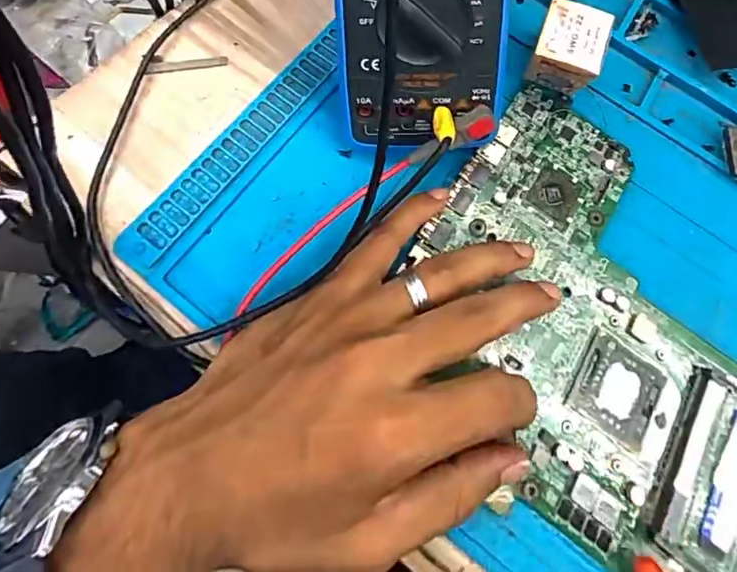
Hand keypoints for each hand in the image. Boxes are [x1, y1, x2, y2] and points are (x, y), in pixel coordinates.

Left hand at [52, 190, 557, 570]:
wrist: (187, 475)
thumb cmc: (275, 519)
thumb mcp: (366, 543)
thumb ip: (448, 498)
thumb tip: (512, 459)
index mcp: (397, 433)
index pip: (493, 399)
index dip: (518, 405)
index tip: (515, 412)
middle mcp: (383, 363)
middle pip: (476, 320)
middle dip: (522, 307)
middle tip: (549, 297)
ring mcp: (352, 317)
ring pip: (439, 275)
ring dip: (488, 259)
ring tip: (521, 253)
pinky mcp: (324, 295)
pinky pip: (376, 243)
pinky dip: (412, 217)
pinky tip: (441, 200)